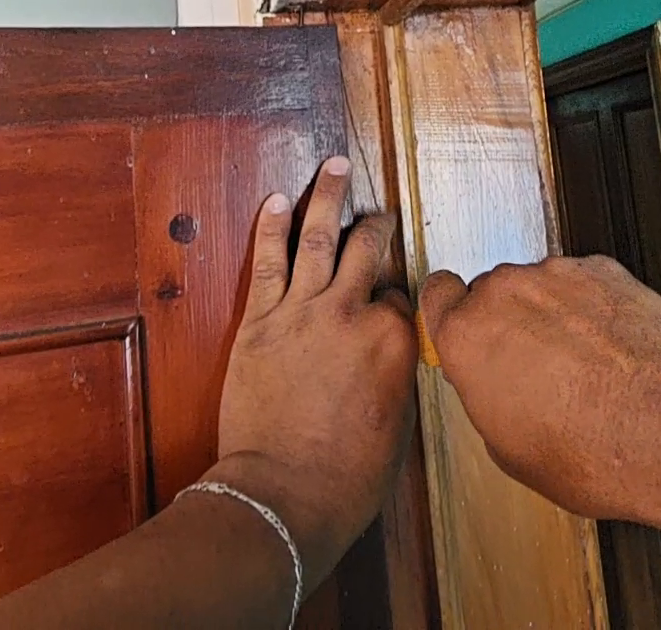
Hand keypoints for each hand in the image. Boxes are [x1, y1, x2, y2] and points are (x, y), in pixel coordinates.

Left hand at [209, 157, 418, 586]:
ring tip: (333, 164)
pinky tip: (278, 199)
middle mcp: (352, 313)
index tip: (390, 294)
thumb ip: (397, 367)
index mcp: (394, 338)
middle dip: (375, 225)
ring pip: (318, 240)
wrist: (284, 496)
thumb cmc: (350, 474)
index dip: (395, 293)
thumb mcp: (399, 420)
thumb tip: (392, 345)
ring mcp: (303, 312)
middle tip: (378, 209)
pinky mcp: (260, 321)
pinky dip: (272, 228)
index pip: (400, 295)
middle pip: (367, 251)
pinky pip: (267, 264)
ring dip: (327, 197)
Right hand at [419, 255, 660, 522]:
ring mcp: (552, 274)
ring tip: (585, 361)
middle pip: (491, 292)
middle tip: (536, 362)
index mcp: (467, 337)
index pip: (436, 293)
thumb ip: (485, 394)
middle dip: (509, 320)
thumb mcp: (509, 449)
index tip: (462, 321)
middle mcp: (502, 293)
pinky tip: (612, 346)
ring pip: (539, 286)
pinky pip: (583, 281)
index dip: (450, 309)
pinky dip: (592, 306)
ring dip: (553, 313)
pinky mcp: (598, 267)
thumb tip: (495, 384)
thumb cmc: (590, 449)